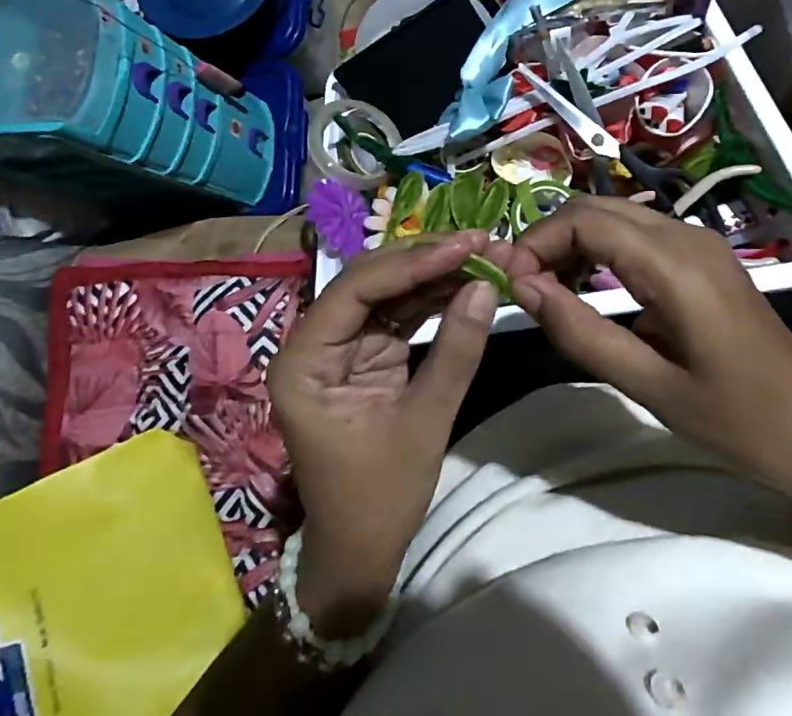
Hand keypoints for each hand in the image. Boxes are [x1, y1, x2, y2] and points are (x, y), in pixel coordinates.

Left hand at [270, 231, 508, 636]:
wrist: (362, 550)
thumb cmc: (380, 496)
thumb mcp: (424, 423)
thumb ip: (455, 353)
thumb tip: (486, 287)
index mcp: (305, 361)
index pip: (356, 289)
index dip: (411, 263)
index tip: (464, 246)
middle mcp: (316, 343)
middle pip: (370, 281)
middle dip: (425, 259)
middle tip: (480, 241)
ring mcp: (342, 347)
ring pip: (388, 292)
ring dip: (434, 272)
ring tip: (482, 252)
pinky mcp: (367, 356)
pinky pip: (400, 315)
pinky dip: (433, 298)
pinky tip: (467, 280)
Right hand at [508, 196, 791, 473]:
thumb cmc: (737, 420)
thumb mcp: (649, 385)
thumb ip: (580, 332)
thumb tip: (521, 286)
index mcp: (675, 264)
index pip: (585, 220)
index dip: (537, 242)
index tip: (509, 283)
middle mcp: (687, 236)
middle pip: (597, 207)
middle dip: (550, 238)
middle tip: (521, 288)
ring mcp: (699, 243)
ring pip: (616, 216)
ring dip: (574, 242)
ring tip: (547, 291)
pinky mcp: (704, 257)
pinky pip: (638, 235)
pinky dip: (601, 250)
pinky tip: (588, 288)